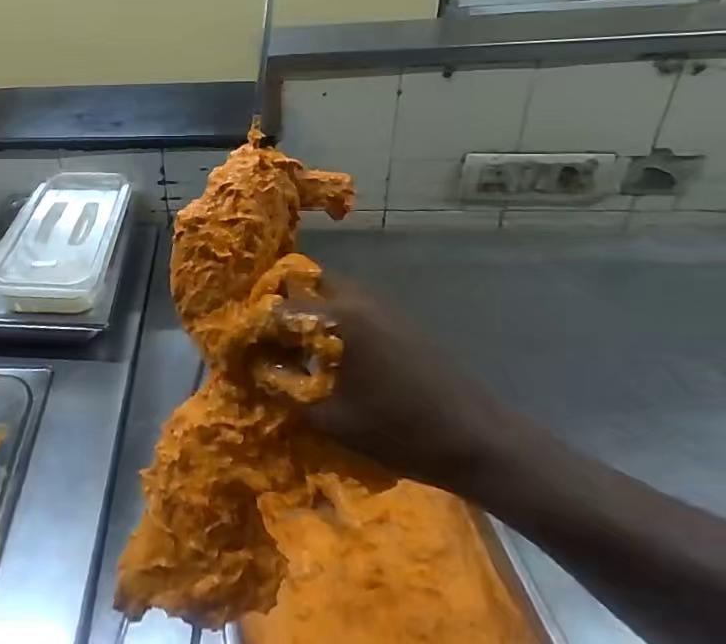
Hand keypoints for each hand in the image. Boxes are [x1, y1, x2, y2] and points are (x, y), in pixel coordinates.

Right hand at [258, 275, 525, 492]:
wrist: (484, 443)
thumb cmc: (401, 430)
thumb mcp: (331, 418)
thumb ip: (285, 390)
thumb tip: (254, 372)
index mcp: (336, 317)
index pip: (276, 308)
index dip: (254, 326)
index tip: (242, 346)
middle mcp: (356, 299)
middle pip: (304, 282)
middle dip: (280, 302)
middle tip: (267, 336)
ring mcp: (382, 307)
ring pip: (329, 292)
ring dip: (308, 311)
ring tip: (295, 348)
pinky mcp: (400, 322)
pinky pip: (352, 307)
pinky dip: (332, 320)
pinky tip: (332, 357)